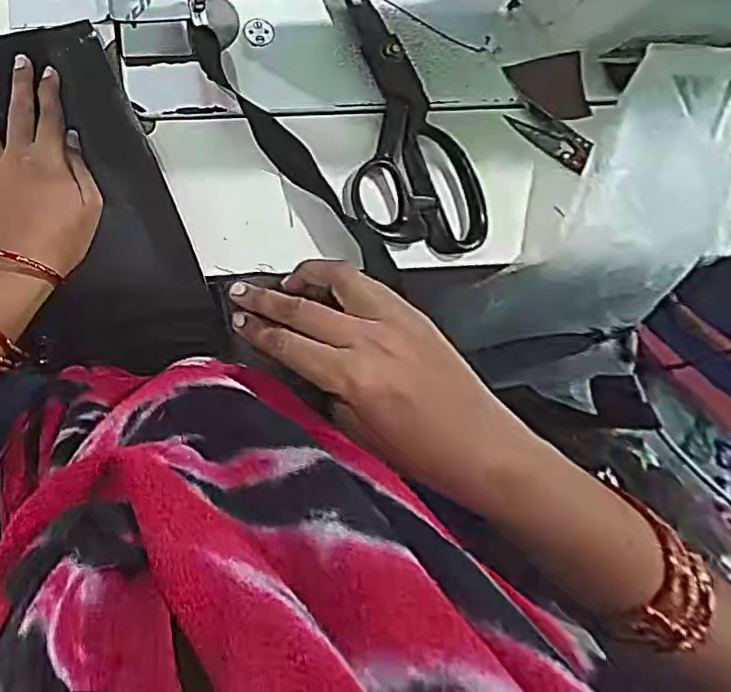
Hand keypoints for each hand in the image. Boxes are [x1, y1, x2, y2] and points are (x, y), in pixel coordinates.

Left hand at [0, 54, 102, 279]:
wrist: (19, 269)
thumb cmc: (57, 242)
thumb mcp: (89, 205)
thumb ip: (80, 168)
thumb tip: (71, 142)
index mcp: (49, 158)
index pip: (51, 114)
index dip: (50, 90)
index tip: (48, 73)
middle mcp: (17, 157)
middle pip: (18, 110)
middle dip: (19, 83)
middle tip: (18, 63)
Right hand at [228, 260, 548, 514]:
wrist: (491, 455)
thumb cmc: (429, 455)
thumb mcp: (355, 432)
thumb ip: (321, 391)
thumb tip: (297, 362)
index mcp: (355, 378)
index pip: (288, 343)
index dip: (256, 330)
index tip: (239, 322)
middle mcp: (373, 342)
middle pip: (301, 308)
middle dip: (263, 299)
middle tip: (241, 293)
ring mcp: (396, 323)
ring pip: (335, 279)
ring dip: (302, 275)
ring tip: (283, 281)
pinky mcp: (414, 316)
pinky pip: (367, 283)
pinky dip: (340, 277)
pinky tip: (328, 284)